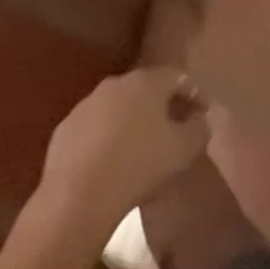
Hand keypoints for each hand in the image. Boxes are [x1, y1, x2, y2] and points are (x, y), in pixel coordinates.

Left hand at [40, 65, 210, 221]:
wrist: (80, 192)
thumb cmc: (140, 165)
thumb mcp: (183, 150)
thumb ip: (199, 128)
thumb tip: (202, 116)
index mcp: (146, 82)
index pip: (176, 77)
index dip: (192, 93)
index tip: (201, 113)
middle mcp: (115, 83)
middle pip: (145, 87)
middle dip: (161, 104)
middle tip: (174, 128)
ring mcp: (87, 102)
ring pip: (118, 105)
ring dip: (132, 119)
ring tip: (142, 146)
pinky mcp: (67, 125)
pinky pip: (95, 125)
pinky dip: (107, 135)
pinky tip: (111, 159)